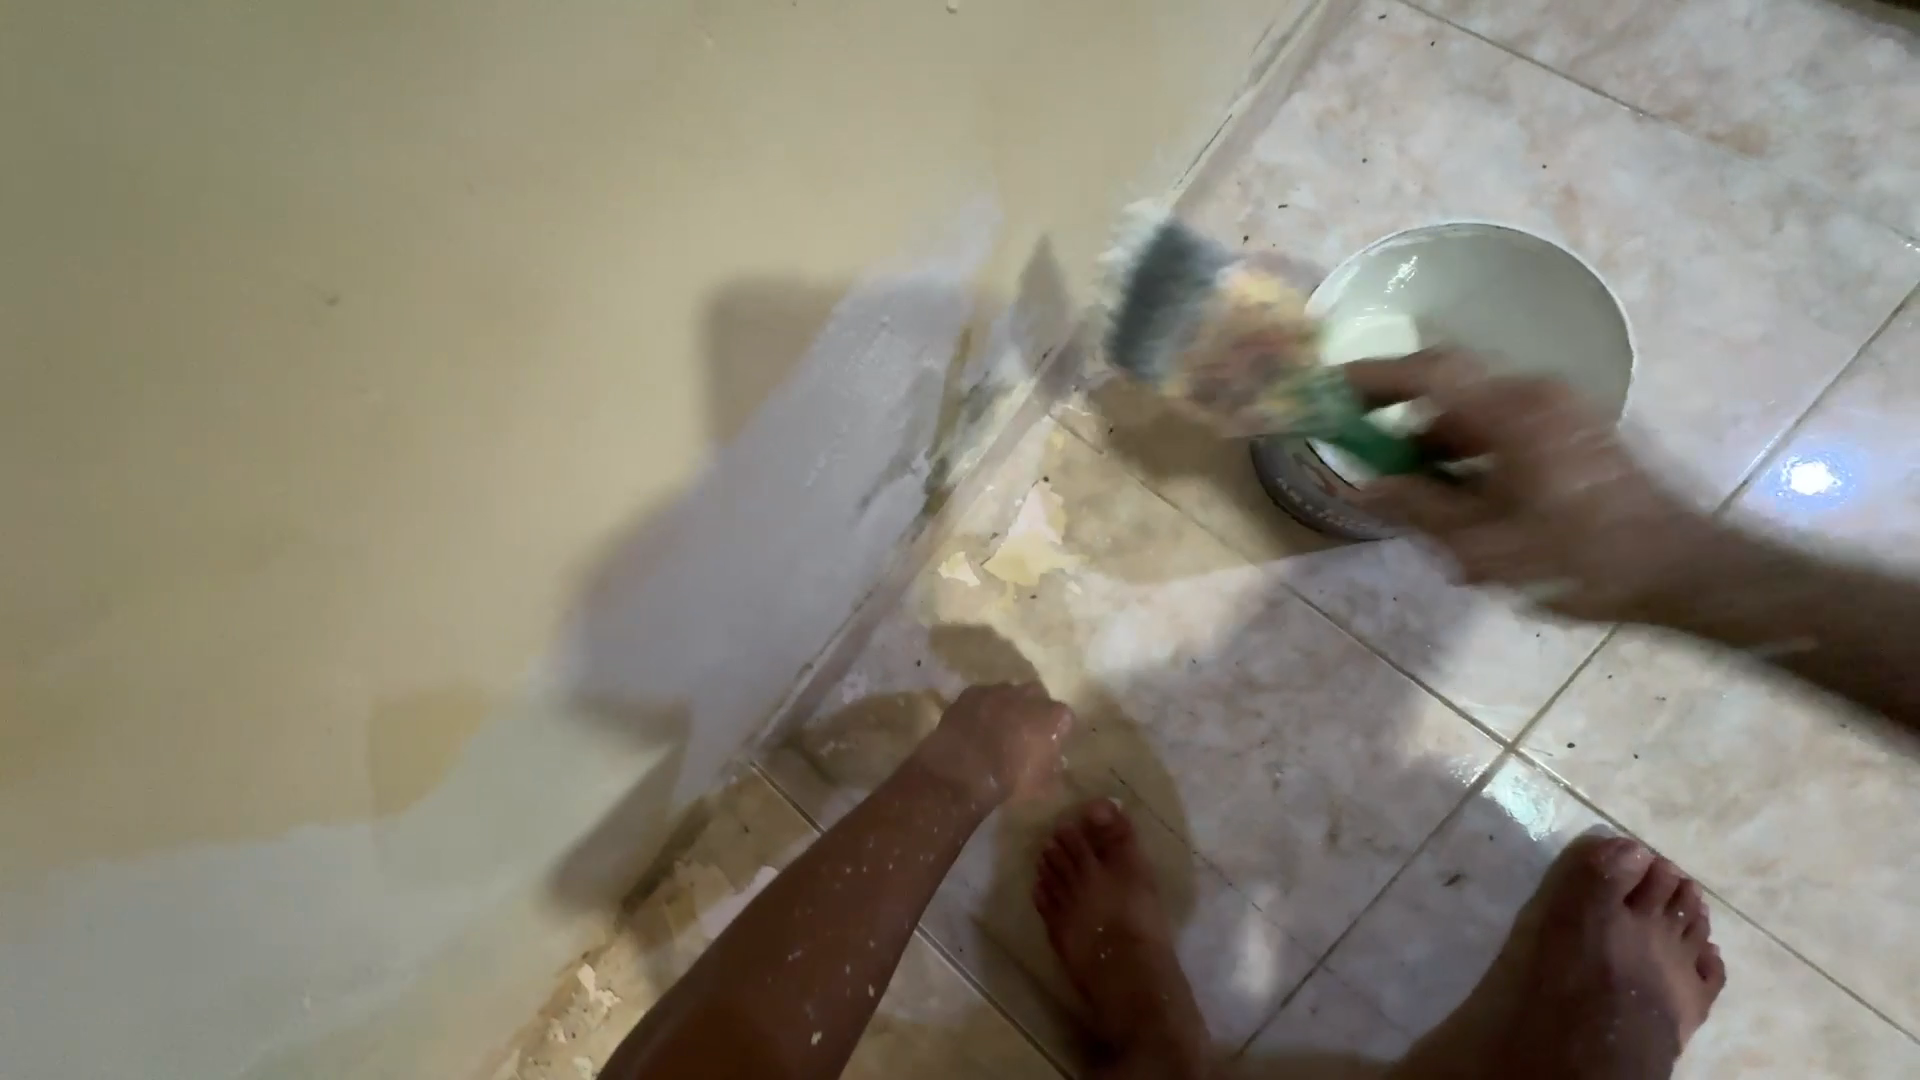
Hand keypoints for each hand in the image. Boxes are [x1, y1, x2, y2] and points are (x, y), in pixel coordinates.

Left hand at [912, 683, 1073, 804]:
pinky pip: (982, 696)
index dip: (1057, 731)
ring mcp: (998, 690)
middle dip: (1033, 710)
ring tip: (997, 726)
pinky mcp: (972, 692)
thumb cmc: (1011, 781)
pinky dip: (981, 707)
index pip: (1064, 718)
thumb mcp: (1044, 787)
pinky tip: (975, 723)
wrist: (964, 771)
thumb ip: (1055, 770)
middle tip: (1024, 731)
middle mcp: (1029, 695)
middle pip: (1037, 697)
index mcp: (1054, 716)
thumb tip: (1056, 762)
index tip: (1050, 743)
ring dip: (1006, 706)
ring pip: (1008, 693)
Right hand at [1343, 351, 1716, 623]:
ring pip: (1473, 415)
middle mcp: (1537, 398)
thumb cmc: (1580, 559)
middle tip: (1373, 462)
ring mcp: (1560, 412)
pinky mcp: (1574, 431)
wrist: (1686, 571)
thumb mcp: (1482, 543)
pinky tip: (1467, 505)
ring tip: (1424, 502)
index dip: (1374, 375)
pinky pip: (1500, 428)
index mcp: (1514, 415)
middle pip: (1447, 393)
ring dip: (1436, 449)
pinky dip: (1469, 455)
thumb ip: (1416, 509)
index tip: (1331, 389)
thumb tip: (1362, 488)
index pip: (1431, 370)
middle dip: (1402, 426)